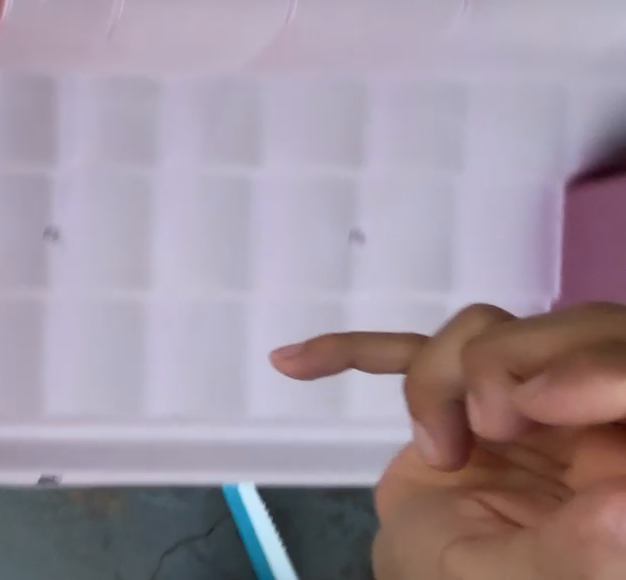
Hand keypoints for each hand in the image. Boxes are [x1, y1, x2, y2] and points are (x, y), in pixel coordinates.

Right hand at [272, 303, 625, 578]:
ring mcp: (523, 405)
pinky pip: (398, 348)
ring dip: (437, 378)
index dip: (591, 367)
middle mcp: (592, 421)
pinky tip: (293, 363)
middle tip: (487, 429)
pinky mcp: (450, 397)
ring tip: (433, 450)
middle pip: (566, 334)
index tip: (533, 405)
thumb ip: (587, 552)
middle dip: (505, 367)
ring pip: (486, 332)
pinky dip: (345, 351)